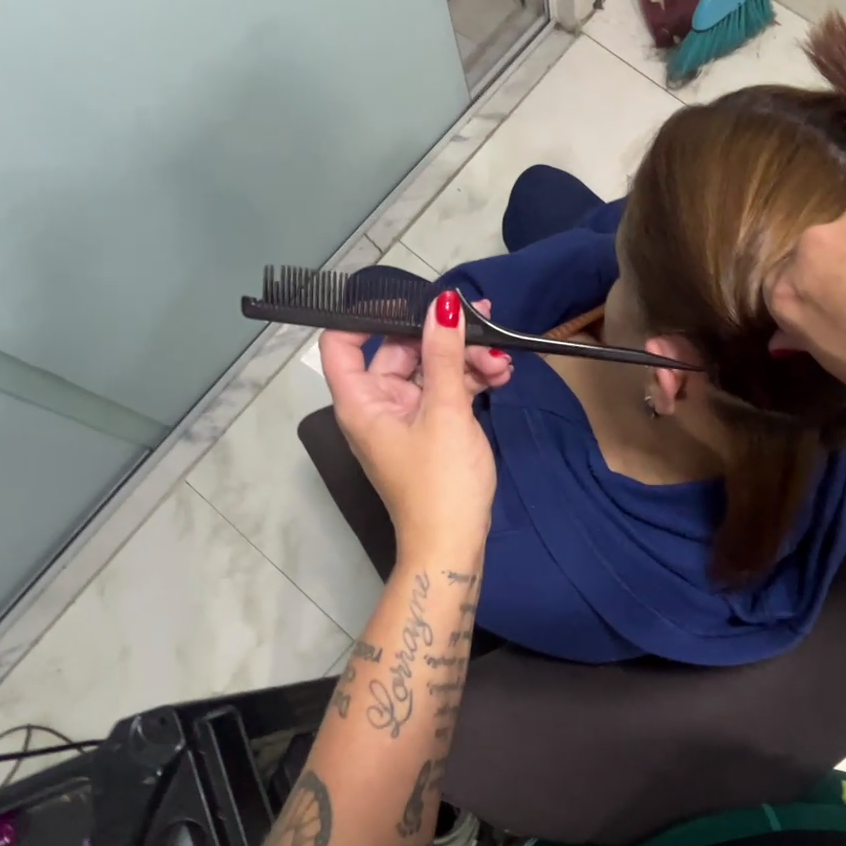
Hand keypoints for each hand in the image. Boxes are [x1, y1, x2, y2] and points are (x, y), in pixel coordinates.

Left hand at [318, 290, 498, 554]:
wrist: (453, 545)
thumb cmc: (441, 482)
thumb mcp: (446, 412)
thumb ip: (445, 353)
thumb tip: (445, 303)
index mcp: (361, 401)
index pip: (342, 342)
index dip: (367, 314)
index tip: (411, 300)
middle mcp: (377, 405)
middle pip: (400, 351)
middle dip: (444, 337)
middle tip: (484, 325)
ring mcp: (405, 418)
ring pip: (430, 370)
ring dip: (466, 360)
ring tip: (502, 363)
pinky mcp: (431, 431)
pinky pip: (446, 392)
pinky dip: (470, 381)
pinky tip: (500, 376)